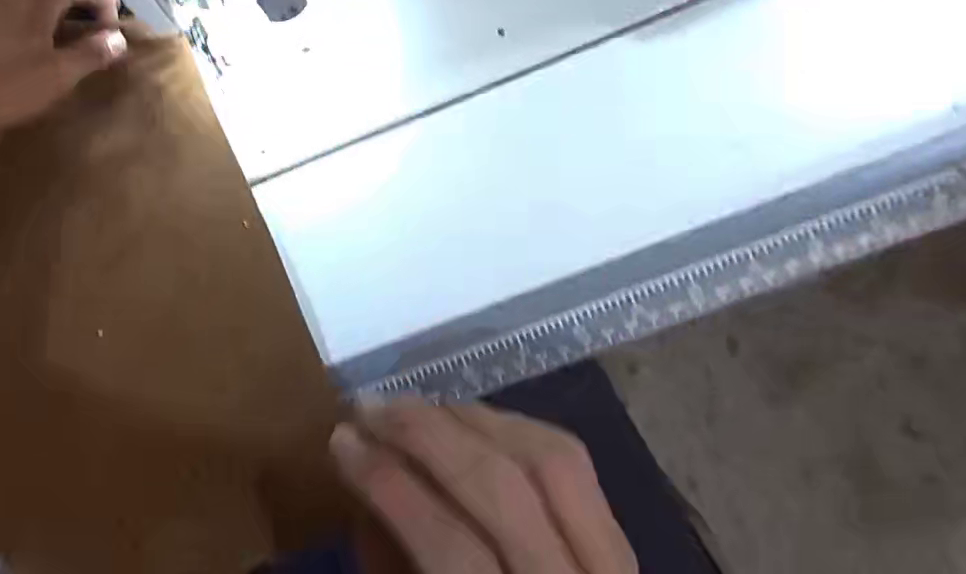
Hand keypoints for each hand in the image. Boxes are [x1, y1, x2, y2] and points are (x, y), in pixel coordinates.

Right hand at [331, 402, 637, 573]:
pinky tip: (470, 421)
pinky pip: (571, 461)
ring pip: (545, 458)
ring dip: (468, 419)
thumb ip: (399, 569)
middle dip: (423, 433)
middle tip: (368, 409)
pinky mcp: (625, 546)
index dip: (389, 485)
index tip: (340, 442)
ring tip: (413, 408)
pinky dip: (513, 428)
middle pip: (501, 488)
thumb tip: (367, 494)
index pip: (452, 549)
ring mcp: (614, 571)